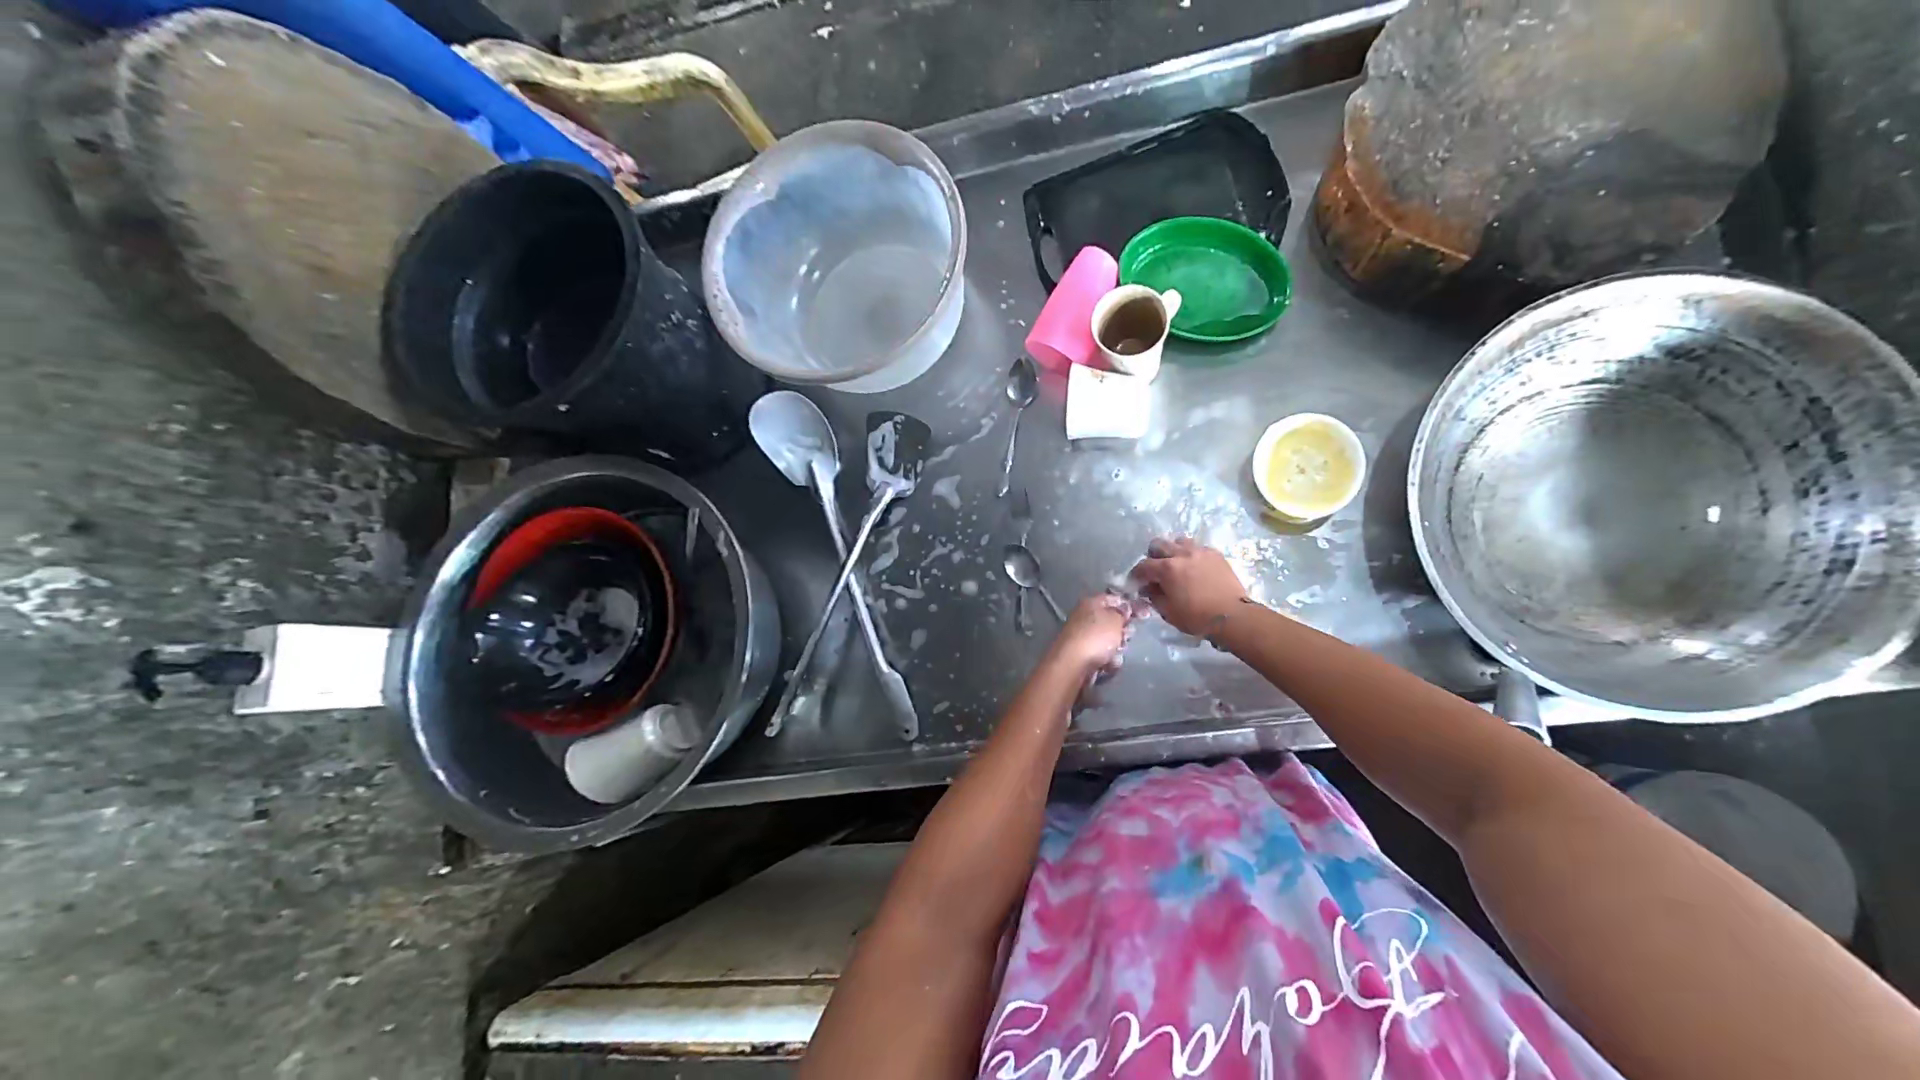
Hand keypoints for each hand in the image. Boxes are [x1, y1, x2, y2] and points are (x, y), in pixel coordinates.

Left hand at [1049, 593, 1139, 675]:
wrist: (1073, 664)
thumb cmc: (1096, 637)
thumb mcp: (1115, 619)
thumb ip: (1123, 612)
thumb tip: (1124, 609)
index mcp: (1091, 603)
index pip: (1114, 598)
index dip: (1129, 605)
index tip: (1144, 614)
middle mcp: (1084, 617)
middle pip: (1111, 621)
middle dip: (1123, 630)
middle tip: (1126, 636)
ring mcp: (1082, 636)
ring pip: (1108, 639)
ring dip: (1116, 647)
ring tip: (1116, 653)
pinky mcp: (1082, 654)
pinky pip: (1102, 654)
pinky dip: (1107, 659)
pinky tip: (1108, 664)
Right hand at [1130, 537, 1249, 635]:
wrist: (1232, 616)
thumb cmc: (1196, 617)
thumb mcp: (1168, 611)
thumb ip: (1154, 596)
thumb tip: (1148, 588)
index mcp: (1167, 568)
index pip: (1143, 565)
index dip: (1136, 574)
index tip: (1136, 582)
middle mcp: (1182, 554)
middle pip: (1158, 544)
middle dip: (1152, 557)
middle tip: (1155, 571)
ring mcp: (1200, 551)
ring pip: (1179, 541)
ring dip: (1173, 551)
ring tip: (1176, 565)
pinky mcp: (1215, 554)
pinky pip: (1197, 548)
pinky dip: (1191, 555)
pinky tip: (1194, 568)